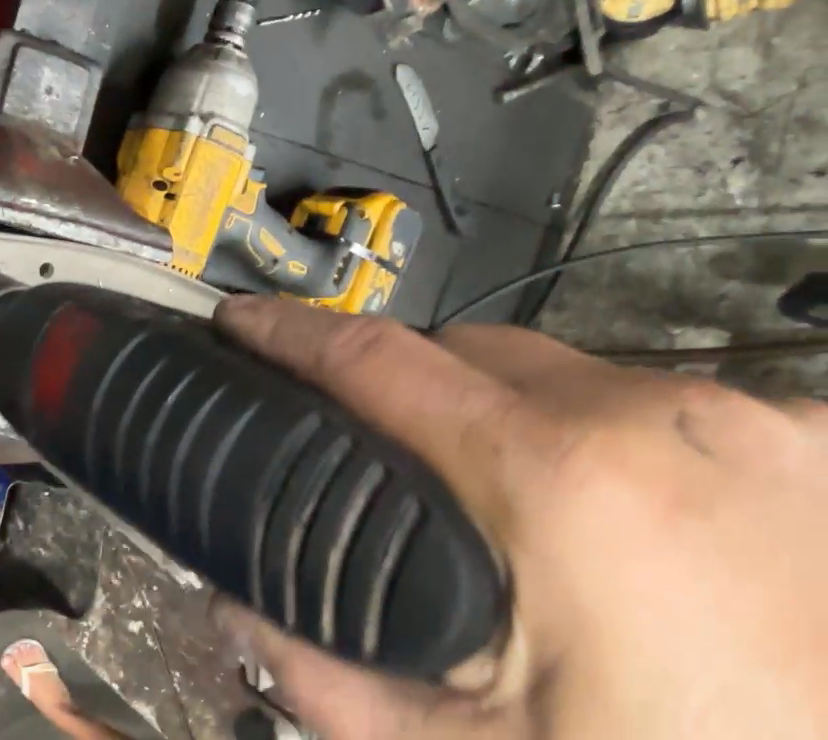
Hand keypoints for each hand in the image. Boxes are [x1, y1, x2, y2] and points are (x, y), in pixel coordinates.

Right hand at [211, 296, 827, 738]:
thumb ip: (330, 680)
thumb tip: (233, 608)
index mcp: (559, 480)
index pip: (375, 359)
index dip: (288, 332)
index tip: (238, 322)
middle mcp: (657, 419)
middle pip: (467, 350)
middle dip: (401, 378)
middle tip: (369, 439)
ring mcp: (754, 425)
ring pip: (564, 371)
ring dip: (507, 409)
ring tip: (499, 493)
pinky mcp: (814, 447)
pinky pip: (660, 403)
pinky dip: (607, 433)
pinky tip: (617, 507)